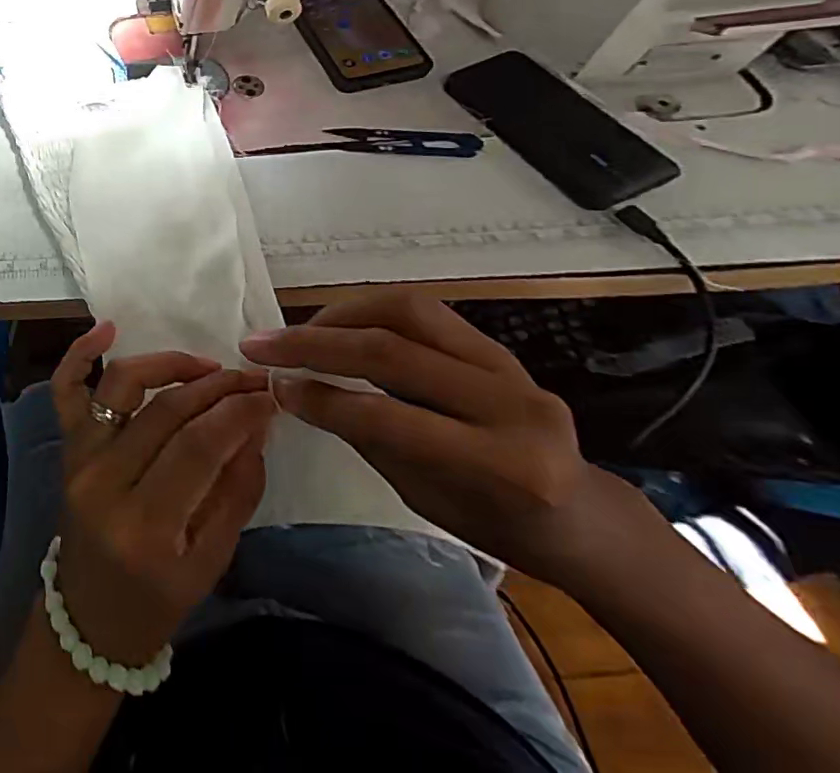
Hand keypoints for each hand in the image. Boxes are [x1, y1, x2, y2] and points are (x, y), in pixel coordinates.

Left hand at [47, 322, 276, 664]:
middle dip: (218, 387)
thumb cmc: (157, 600)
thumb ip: (238, 489)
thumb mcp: (212, 560)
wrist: (89, 619)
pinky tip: (109, 329)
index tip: (270, 394)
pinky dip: (81, 355)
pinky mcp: (65, 450)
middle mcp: (103, 484)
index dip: (240, 412)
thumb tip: (257, 422)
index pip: (200, 446)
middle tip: (252, 379)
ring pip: (122, 387)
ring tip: (208, 367)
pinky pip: (66, 392)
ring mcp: (78, 461)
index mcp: (145, 526)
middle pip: (167, 411)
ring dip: (169, 364)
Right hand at [239, 290, 667, 589]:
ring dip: (342, 315)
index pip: (390, 417)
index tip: (271, 386)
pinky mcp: (499, 347)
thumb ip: (368, 435)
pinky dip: (372, 313)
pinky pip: (427, 314)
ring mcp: (510, 367)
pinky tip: (340, 325)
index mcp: (502, 466)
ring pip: (411, 313)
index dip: (322, 399)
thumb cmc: (497, 527)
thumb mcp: (424, 496)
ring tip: (298, 330)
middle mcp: (512, 404)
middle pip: (396, 351)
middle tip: (261, 344)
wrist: (578, 515)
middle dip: (316, 344)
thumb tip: (301, 389)